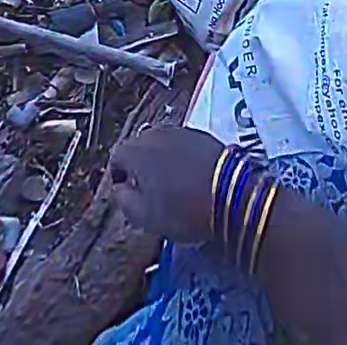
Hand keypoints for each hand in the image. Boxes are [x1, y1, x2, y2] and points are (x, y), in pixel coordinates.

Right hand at [107, 126, 228, 242]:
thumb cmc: (183, 208)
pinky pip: (180, 145)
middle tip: (150, 192)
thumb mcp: (145, 217)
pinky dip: (180, 158)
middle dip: (139, 168)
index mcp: (133, 151)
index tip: (129, 195)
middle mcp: (151, 134)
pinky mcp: (198, 133)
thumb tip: (118, 189)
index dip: (119, 178)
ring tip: (172, 185)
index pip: (115, 159)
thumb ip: (123, 201)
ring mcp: (176, 130)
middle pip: (137, 150)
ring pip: (159, 146)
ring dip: (160, 162)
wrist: (231, 191)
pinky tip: (191, 176)